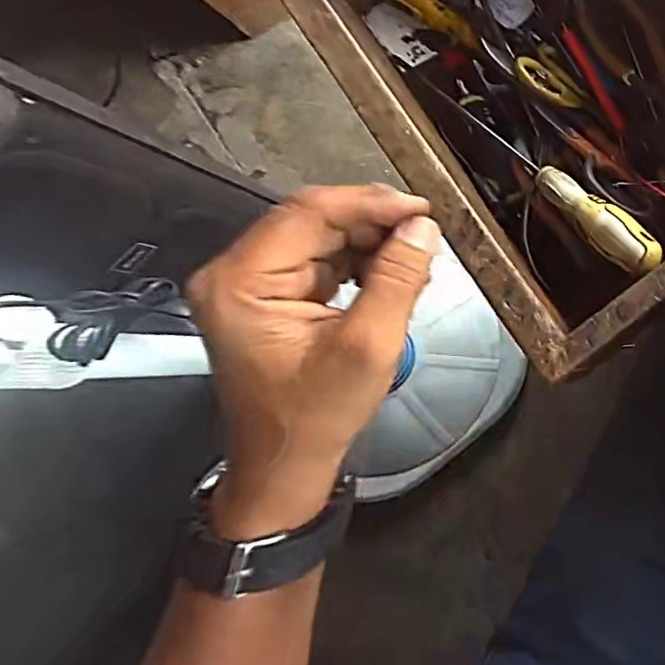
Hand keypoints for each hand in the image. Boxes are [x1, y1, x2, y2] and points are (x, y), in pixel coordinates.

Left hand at [187, 184, 440, 538]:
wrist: (288, 460)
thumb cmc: (314, 415)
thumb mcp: (369, 345)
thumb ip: (397, 280)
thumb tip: (421, 230)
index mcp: (243, 282)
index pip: (310, 213)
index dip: (371, 204)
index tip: (422, 210)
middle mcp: (238, 274)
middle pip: (316, 219)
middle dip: (377, 223)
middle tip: (426, 234)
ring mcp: (256, 283)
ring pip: (325, 235)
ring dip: (375, 242)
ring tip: (417, 261)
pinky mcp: (277, 294)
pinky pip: (326, 258)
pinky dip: (366, 260)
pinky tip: (395, 274)